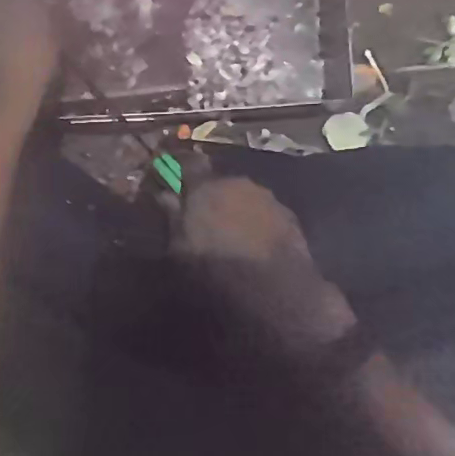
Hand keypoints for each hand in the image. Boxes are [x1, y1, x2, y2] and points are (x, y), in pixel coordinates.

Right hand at [175, 178, 359, 351]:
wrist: (276, 292)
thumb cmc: (215, 270)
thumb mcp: (180, 250)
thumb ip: (172, 217)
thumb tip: (164, 195)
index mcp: (206, 187)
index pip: (187, 163)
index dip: (178, 169)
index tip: (170, 180)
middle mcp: (238, 183)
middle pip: (219, 181)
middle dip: (210, 195)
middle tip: (202, 216)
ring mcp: (268, 198)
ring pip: (245, 197)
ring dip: (236, 209)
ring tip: (231, 234)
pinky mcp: (290, 217)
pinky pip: (265, 214)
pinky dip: (257, 223)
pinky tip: (255, 245)